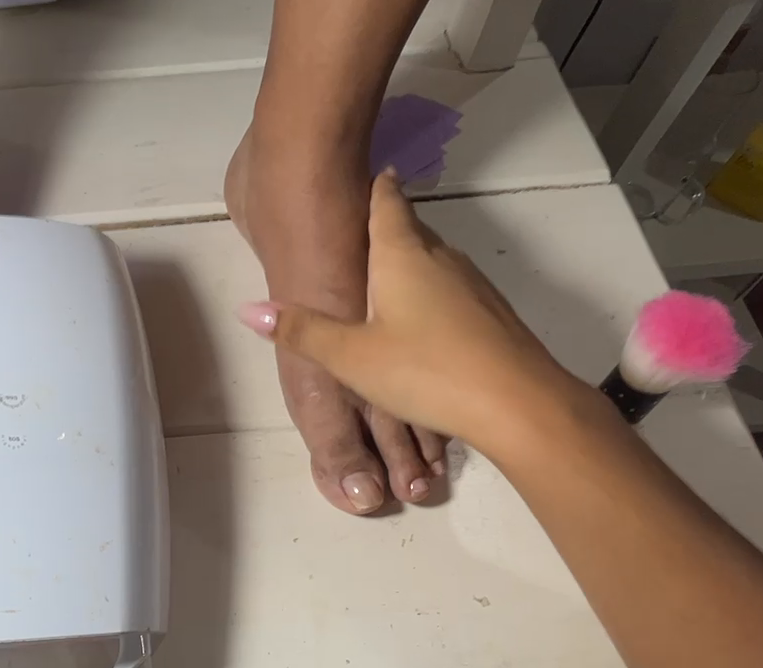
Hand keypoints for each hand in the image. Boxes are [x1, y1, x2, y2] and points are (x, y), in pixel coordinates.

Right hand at [235, 171, 596, 456]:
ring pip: (432, 263)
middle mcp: (441, 259)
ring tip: (381, 284)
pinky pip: (450, 292)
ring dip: (408, 265)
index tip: (371, 171)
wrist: (516, 402)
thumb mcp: (350, 356)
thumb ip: (301, 331)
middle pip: (411, 231)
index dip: (377, 188)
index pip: (388, 205)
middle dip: (388, 228)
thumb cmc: (424, 370)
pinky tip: (419, 326)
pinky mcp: (490, 314)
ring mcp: (472, 285)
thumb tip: (246, 308)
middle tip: (359, 235)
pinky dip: (429, 296)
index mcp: (402, 258)